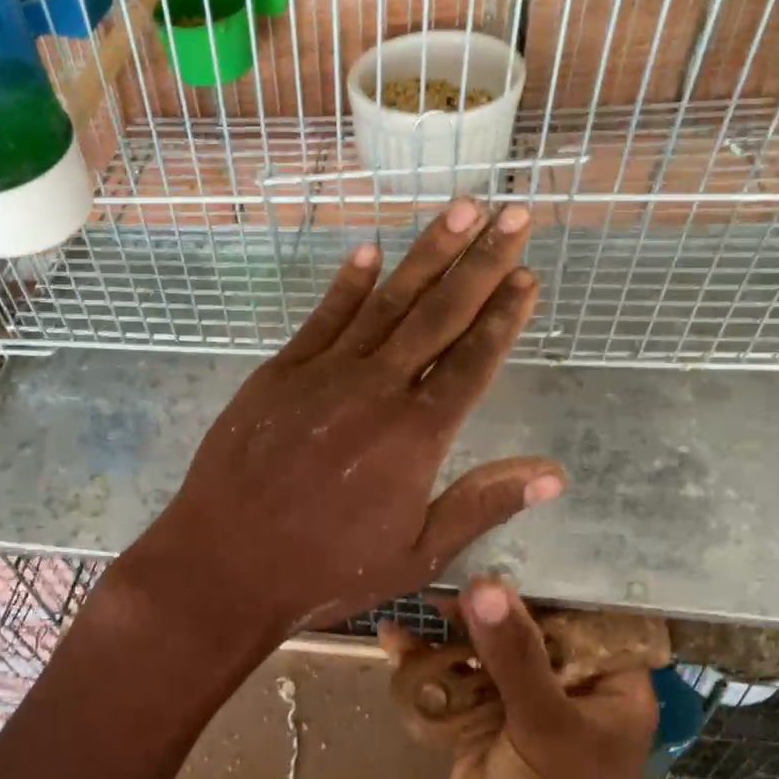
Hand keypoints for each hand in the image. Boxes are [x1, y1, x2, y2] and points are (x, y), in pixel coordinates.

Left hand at [112, 198, 563, 663]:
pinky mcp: (278, 373)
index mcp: (416, 436)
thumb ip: (481, 505)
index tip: (528, 274)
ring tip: (461, 208)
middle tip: (514, 213)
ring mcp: (323, 374)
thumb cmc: (324, 570)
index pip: (473, 360)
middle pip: (439, 314)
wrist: (225, 562)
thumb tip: (553, 474)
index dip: (504, 315)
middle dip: (482, 261)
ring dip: (427, 253)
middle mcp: (376, 389)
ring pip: (386, 301)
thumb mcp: (415, 555)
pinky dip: (348, 282)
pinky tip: (370, 249)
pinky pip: (321, 317)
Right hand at [383, 577, 683, 778]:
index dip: (551, 573)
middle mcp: (565, 681)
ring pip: (483, 648)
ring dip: (449, 626)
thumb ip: (515, 657)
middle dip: (488, 596)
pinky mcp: (479, 719)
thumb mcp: (545, 729)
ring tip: (415, 588)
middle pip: (525, 623)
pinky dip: (424, 661)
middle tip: (449, 557)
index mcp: (608, 679)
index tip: (511, 529)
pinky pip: (452, 679)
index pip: (585, 609)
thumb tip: (486, 586)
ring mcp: (518, 700)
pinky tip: (391, 638)